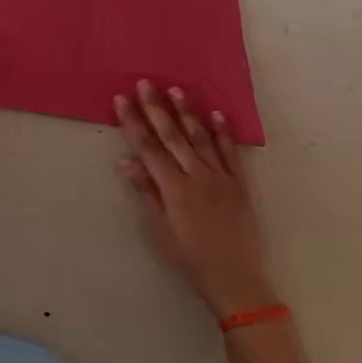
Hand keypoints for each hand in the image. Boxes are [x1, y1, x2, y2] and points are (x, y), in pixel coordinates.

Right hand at [115, 80, 276, 319]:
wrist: (236, 279)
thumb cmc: (188, 255)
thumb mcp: (158, 228)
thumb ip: (146, 192)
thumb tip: (126, 160)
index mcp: (173, 188)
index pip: (148, 147)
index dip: (132, 122)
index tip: (121, 99)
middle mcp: (197, 177)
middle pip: (172, 136)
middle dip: (156, 108)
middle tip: (145, 83)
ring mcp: (221, 179)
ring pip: (201, 139)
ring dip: (187, 113)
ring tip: (176, 90)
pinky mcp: (240, 186)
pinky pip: (231, 154)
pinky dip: (224, 134)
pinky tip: (217, 115)